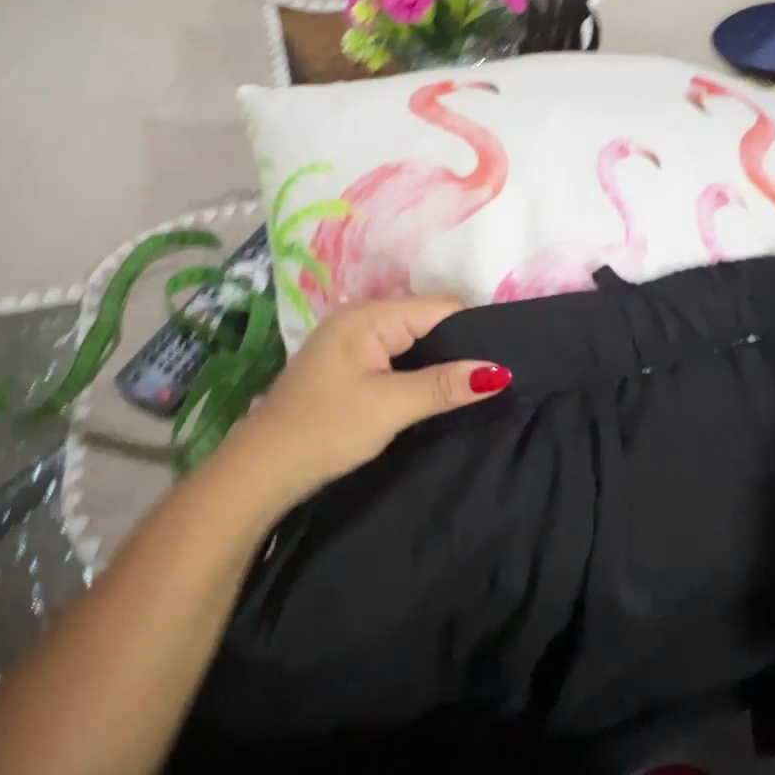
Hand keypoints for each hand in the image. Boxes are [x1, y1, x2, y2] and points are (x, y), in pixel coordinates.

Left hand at [221, 296, 510, 502]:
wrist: (264, 468)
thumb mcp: (389, 407)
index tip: (509, 358)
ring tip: (478, 385)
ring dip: (441, 360)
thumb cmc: (326, 430)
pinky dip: (420, 370)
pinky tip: (439, 390)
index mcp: (368, 316)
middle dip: (462, 344)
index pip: (440, 307)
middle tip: (499, 376)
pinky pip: (398, 356)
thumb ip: (443, 385)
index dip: (476, 329)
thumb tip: (500, 371)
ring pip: (414, 340)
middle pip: (428, 319)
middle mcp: (360, 318)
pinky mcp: (350, 366)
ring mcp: (353, 342)